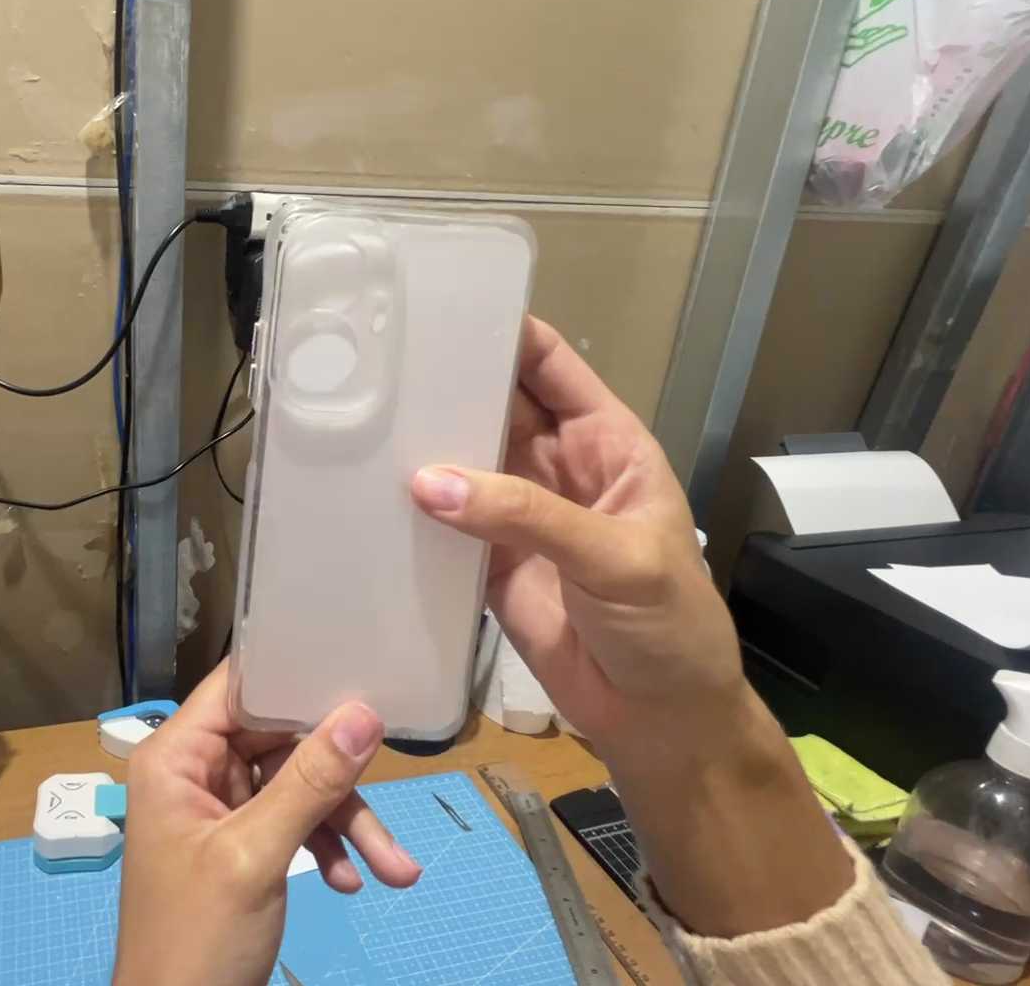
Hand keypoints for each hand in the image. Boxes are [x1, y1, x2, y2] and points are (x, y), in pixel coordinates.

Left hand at [113, 663, 422, 985]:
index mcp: (177, 754)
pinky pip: (294, 821)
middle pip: (277, 738)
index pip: (237, 687)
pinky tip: (351, 882)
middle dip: (335, 773)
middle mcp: (197, 768)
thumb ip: (309, 783)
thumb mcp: (255, 856)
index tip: (350, 673)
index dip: (290, 676)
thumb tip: (363, 713)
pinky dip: (326, 847)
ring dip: (344, 822)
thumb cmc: (198, 937)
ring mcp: (222, 806)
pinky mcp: (243, 840)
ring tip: (394, 867)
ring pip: (295, 783)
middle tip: (385, 780)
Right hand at [409, 316, 742, 754]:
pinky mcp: (482, 556)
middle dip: (448, 383)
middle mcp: (552, 466)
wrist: (654, 716)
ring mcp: (513, 511)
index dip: (505, 334)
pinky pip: (441, 518)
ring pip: (460, 457)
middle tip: (381, 365)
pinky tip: (369, 487)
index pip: (550, 367)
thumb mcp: (617, 557)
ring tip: (361, 417)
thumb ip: (528, 516)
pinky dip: (410, 504)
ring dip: (422, 441)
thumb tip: (427, 482)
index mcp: (604, 443)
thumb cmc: (668, 626)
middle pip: (493, 405)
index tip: (444, 313)